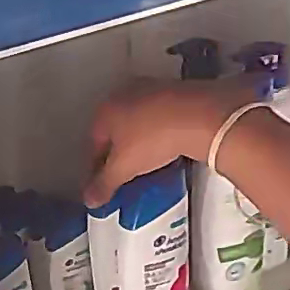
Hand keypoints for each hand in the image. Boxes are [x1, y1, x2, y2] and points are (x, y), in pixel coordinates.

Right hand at [82, 79, 257, 207]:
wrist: (200, 116)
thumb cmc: (152, 139)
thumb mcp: (123, 169)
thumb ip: (104, 185)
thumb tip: (89, 199)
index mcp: (104, 111)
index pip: (93, 144)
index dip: (97, 168)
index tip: (105, 183)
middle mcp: (123, 95)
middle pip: (115, 130)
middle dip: (118, 152)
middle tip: (125, 173)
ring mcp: (150, 89)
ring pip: (137, 121)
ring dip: (138, 141)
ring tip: (147, 162)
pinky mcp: (174, 91)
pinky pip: (158, 116)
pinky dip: (158, 131)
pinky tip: (167, 146)